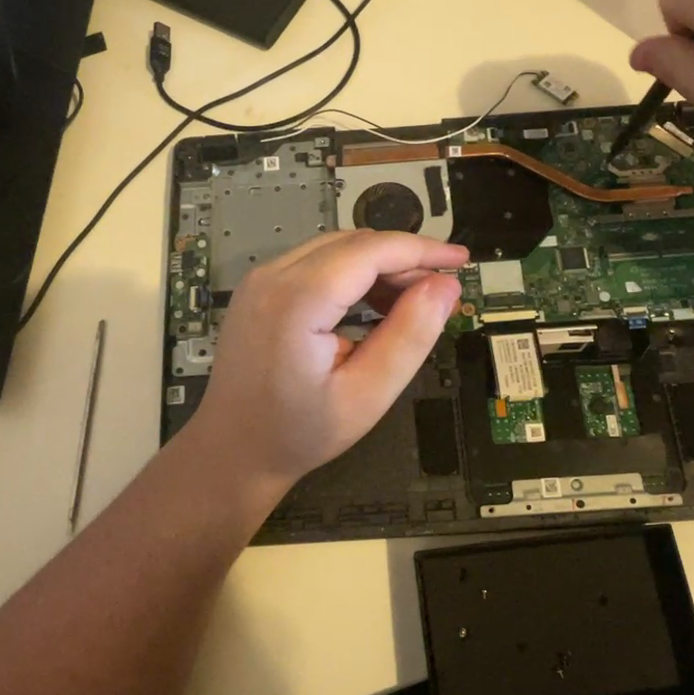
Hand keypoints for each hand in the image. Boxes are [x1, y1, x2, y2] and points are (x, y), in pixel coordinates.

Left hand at [187, 230, 466, 489]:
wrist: (233, 450)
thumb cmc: (299, 432)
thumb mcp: (367, 395)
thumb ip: (409, 336)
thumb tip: (445, 287)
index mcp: (297, 301)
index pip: (370, 251)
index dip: (421, 249)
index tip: (460, 259)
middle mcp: (272, 277)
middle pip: (353, 243)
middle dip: (403, 259)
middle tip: (441, 291)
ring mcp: (260, 279)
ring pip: (335, 248)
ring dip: (379, 265)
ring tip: (412, 303)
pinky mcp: (259, 288)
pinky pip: (315, 262)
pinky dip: (351, 273)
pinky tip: (373, 305)